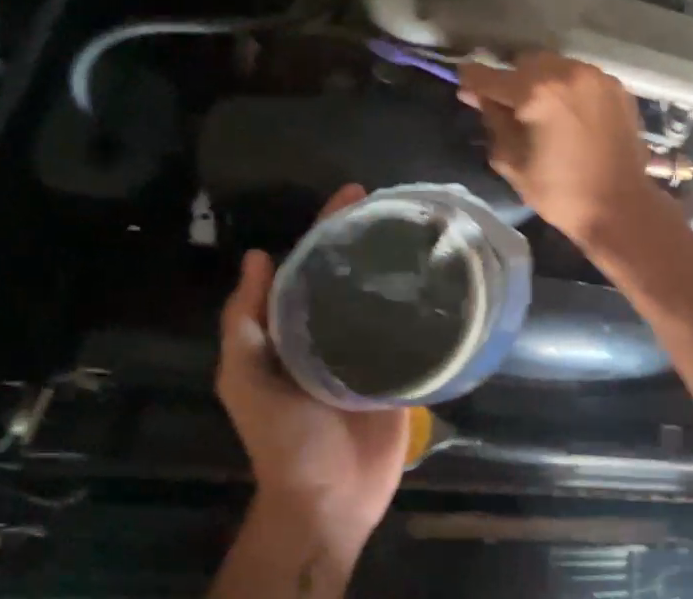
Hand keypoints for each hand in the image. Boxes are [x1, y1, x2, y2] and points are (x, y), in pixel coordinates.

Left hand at [216, 184, 408, 542]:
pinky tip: (448, 279)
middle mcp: (331, 332)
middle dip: (371, 237)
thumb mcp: (244, 379)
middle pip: (352, 273)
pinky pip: (414, 331)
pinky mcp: (402, 371)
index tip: (354, 192)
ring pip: (386, 296)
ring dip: (403, 265)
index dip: (328, 227)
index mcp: (292, 329)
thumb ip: (245, 322)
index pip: (310, 264)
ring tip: (431, 232)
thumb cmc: (283, 438)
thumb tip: (259, 256)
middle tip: (403, 206)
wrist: (328, 499)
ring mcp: (369, 351)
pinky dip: (428, 305)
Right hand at [457, 53, 671, 245]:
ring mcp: (596, 77)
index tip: (465, 87)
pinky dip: (569, 87)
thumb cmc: (559, 191)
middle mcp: (567, 72)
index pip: (490, 76)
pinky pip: (582, 76)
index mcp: (536, 92)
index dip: (472, 81)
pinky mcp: (616, 87)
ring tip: (542, 109)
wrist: (619, 206)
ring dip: (542, 80)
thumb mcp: (511, 159)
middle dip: (512, 80)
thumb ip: (493, 120)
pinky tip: (570, 112)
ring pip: (556, 65)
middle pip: (525, 62)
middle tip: (508, 105)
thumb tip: (478, 96)